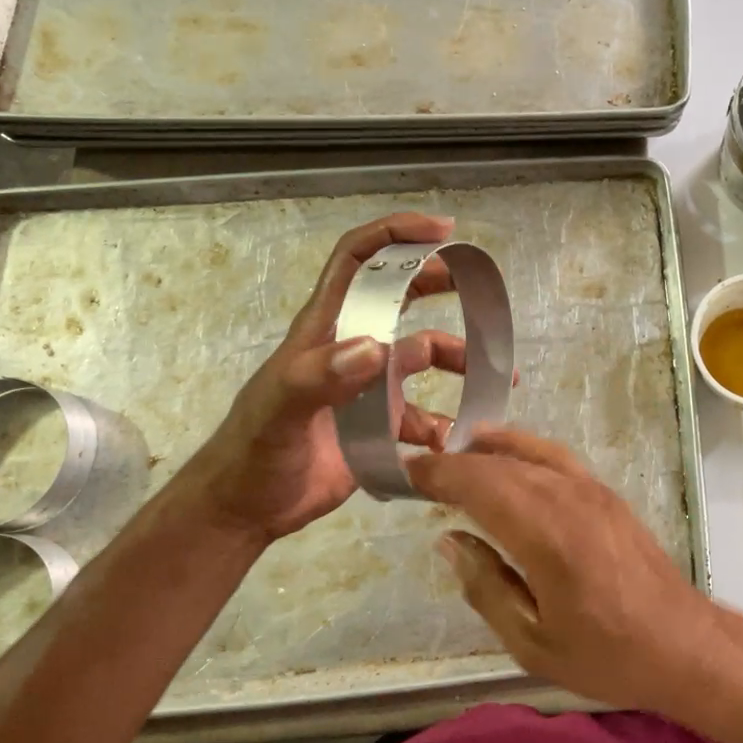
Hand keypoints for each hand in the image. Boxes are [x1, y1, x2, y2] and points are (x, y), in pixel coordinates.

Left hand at [185, 213, 468, 540]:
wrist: (245, 511)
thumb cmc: (253, 454)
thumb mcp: (279, 412)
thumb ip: (319, 377)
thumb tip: (377, 347)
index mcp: (325, 329)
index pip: (358, 261)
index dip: (396, 235)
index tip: (442, 232)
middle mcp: (351, 346)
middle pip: (399, 296)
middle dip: (439, 282)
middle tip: (482, 288)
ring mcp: (368, 385)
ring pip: (423, 356)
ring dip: (459, 362)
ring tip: (498, 380)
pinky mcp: (379, 424)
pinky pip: (424, 415)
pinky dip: (446, 424)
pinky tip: (460, 441)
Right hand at [407, 428, 731, 713]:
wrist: (682, 643)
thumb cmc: (604, 653)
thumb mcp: (531, 640)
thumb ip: (486, 585)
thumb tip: (448, 541)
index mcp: (545, 532)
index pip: (480, 484)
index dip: (440, 474)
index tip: (405, 472)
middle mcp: (569, 497)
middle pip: (502, 464)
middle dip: (457, 461)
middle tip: (420, 468)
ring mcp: (594, 491)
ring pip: (533, 453)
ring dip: (492, 449)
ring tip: (456, 451)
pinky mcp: (609, 495)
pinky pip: (558, 459)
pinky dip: (526, 450)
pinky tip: (511, 458)